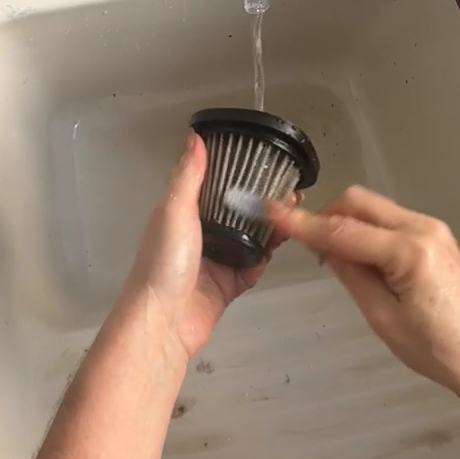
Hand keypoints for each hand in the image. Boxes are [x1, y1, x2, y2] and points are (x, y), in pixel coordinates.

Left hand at [116, 132, 271, 359]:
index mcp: (183, 212)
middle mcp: (201, 233)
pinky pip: (255, 265)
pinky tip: (285, 239)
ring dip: (270, 224)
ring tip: (296, 210)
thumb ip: (188, 176)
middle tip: (291, 188)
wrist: (165, 322)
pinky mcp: (230, 283)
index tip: (263, 160)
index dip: (237, 171)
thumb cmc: (164, 261)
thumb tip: (195, 136)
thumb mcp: (174, 211)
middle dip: (261, 199)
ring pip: (250, 236)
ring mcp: (217, 259)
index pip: (213, 184)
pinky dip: (268, 254)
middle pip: (237, 210)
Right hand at [266, 186, 459, 408]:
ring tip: (335, 258)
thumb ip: (351, 274)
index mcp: (409, 252)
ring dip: (345, 221)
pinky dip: (364, 228)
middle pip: (358, 201)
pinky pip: (387, 218)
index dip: (304, 223)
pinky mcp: (435, 233)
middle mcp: (422, 227)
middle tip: (306, 244)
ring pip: (372, 206)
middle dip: (325, 214)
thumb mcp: (383, 320)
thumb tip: (322, 245)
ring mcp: (432, 226)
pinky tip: (361, 257)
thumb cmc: (438, 352)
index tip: (270, 211)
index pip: (343, 231)